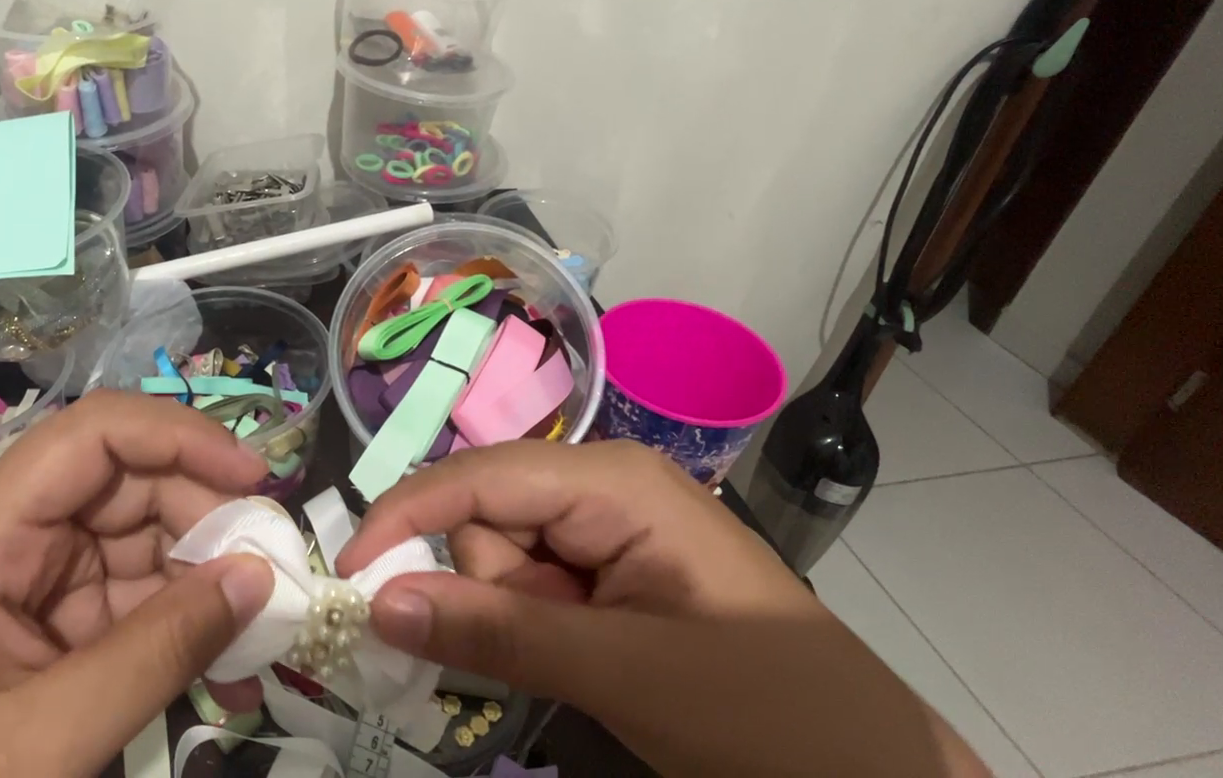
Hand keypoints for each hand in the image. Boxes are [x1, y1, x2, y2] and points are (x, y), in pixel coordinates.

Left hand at [0, 391, 275, 777]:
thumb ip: (156, 655)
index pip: (92, 434)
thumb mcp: (39, 742)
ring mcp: (33, 585)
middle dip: (206, 516)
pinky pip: (132, 602)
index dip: (179, 436)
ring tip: (262, 635)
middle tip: (272, 574)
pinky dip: (182, 627)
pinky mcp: (49, 631)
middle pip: (127, 483)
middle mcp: (14, 538)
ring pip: (140, 541)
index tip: (254, 478)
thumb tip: (258, 575)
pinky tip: (225, 672)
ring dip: (204, 578)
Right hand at [338, 441, 990, 777]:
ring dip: (517, 614)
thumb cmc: (764, 711)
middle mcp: (601, 485)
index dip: (406, 517)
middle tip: (557, 649)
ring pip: (502, 557)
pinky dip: (534, 624)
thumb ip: (497, 632)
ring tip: (593, 659)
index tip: (349, 577)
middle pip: (484, 516)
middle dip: (490, 588)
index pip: (476, 475)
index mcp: (610, 478)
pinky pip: (533, 585)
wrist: (873, 772)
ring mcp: (606, 527)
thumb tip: (379, 604)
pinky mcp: (609, 569)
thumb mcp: (623, 672)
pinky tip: (588, 655)